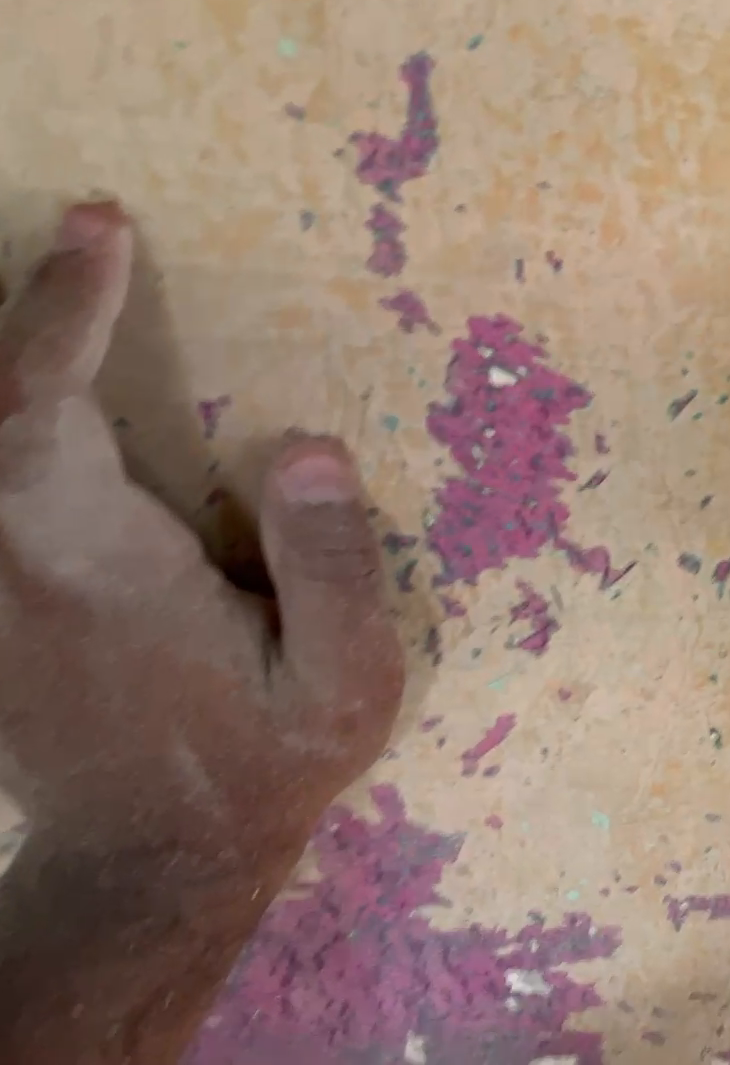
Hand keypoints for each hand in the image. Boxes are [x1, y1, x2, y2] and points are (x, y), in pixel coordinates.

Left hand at [0, 202, 403, 866]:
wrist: (162, 851)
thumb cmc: (273, 756)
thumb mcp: (346, 675)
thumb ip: (332, 565)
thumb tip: (311, 446)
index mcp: (95, 566)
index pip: (32, 408)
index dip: (54, 308)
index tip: (99, 228)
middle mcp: (1, 561)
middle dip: (11, 308)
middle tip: (78, 234)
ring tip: (57, 291)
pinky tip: (37, 396)